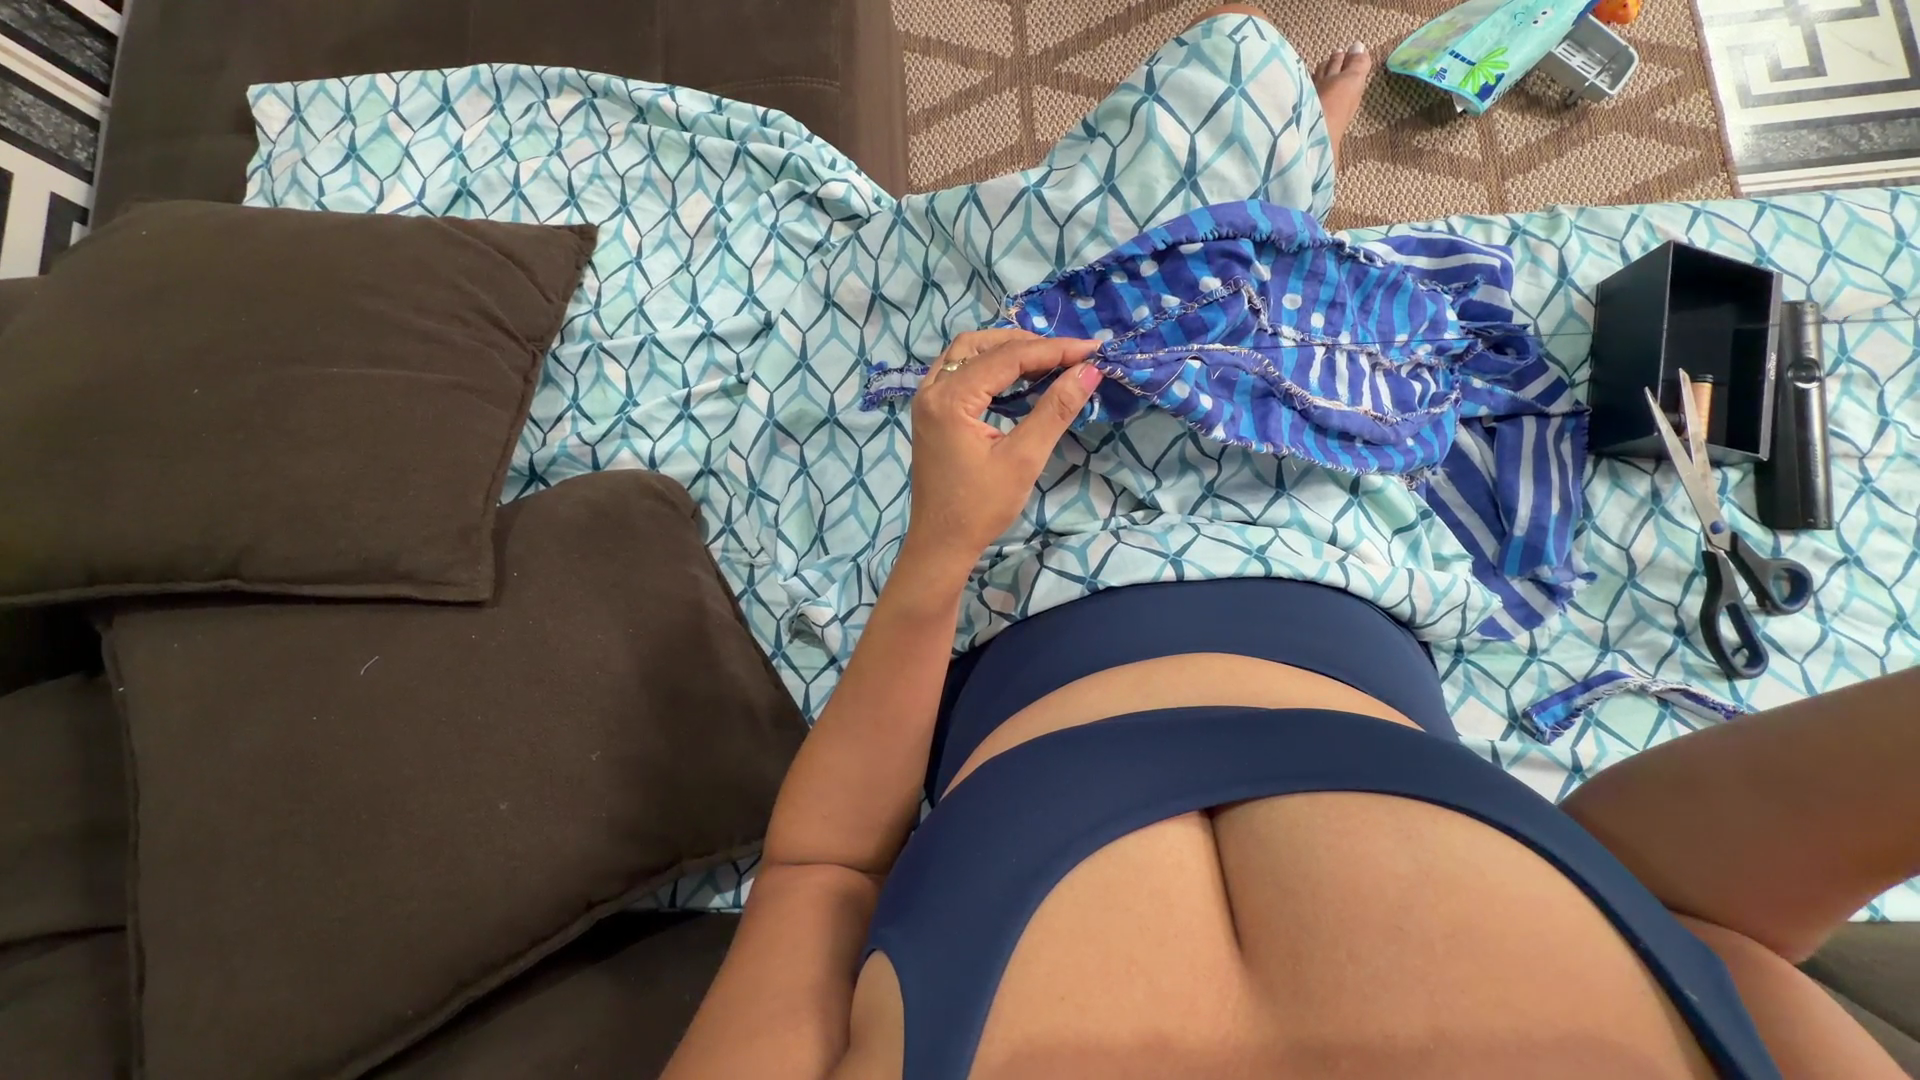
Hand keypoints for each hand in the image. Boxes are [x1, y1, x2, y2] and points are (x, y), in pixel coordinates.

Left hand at [901, 329, 1103, 579]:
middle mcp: (932, 390)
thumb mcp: (1023, 459)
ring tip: (1048, 361)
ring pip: (967, 354)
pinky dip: (989, 367)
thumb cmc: (980, 508)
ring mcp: (927, 400)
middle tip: (1070, 355)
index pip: (1007, 357)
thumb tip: (1088, 371)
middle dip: (1029, 344)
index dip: (1053, 350)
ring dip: (1006, 351)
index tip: (1092, 350)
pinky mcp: (931, 413)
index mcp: (950, 399)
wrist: (941, 543)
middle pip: (982, 345)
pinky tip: (1017, 378)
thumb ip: (1054, 411)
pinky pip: (960, 372)